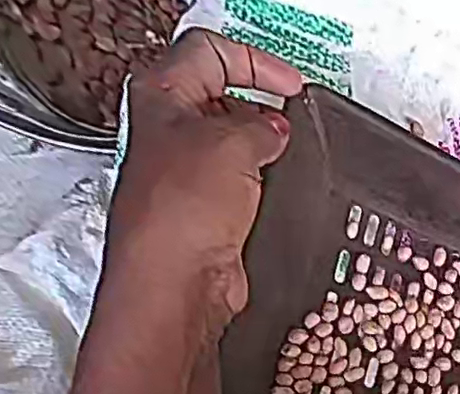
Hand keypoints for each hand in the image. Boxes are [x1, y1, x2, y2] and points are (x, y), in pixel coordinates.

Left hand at [104, 30, 302, 319]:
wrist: (180, 275)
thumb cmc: (184, 207)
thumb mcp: (232, 144)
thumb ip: (261, 127)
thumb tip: (277, 130)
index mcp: (163, 95)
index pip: (211, 53)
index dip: (257, 64)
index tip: (294, 86)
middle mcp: (173, 132)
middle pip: (224, 100)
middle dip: (263, 110)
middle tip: (296, 125)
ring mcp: (194, 176)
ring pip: (238, 149)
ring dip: (267, 154)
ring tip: (293, 162)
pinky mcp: (214, 214)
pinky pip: (247, 189)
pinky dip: (268, 189)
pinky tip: (283, 196)